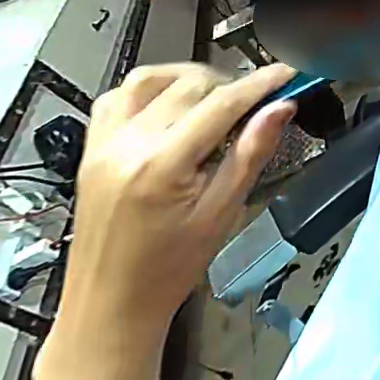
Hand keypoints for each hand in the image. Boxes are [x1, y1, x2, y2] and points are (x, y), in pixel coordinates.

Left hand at [57, 63, 297, 340]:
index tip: (288, 73)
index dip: (261, 82)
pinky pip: (118, 97)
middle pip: (189, 84)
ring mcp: (102, 145)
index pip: (222, 102)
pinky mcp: (91, 149)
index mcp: (160, 165)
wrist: (110, 306)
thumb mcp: (224, 211)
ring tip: (218, 97)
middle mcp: (125, 146)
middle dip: (232, 84)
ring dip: (190, 78)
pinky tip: (174, 105)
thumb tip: (281, 107)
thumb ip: (253, 151)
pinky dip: (151, 89)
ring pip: (151, 79)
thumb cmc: (169, 268)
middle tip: (259, 101)